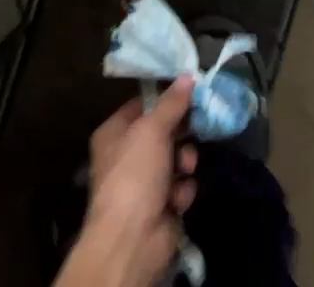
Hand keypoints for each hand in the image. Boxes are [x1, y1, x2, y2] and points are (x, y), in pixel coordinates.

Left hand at [56, 78, 198, 286]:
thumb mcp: (152, 130)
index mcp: (115, 132)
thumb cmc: (135, 174)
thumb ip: (171, 103)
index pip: (143, 105)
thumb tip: (188, 76)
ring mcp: (144, 181)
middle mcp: (127, 154)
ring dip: (184, 163)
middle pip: (163, 132)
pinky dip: (182, 190)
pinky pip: (181, 185)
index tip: (192, 92)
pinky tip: (176, 198)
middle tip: (198, 128)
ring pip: (177, 158)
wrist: (133, 238)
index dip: (166, 99)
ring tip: (183, 170)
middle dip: (182, 134)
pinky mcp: (161, 204)